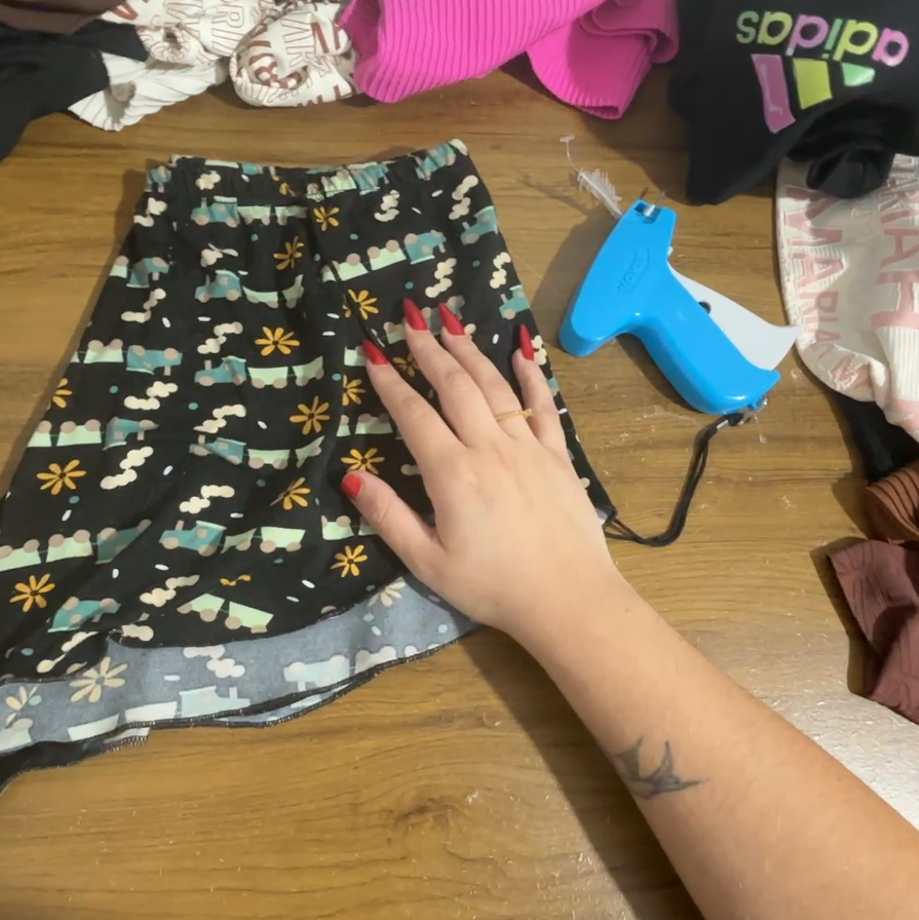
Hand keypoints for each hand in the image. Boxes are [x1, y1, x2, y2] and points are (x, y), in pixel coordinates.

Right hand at [343, 299, 623, 633]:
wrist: (568, 601)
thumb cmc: (493, 588)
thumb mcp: (428, 563)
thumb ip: (389, 517)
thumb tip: (350, 477)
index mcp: (452, 474)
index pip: (414, 415)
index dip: (389, 382)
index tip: (372, 352)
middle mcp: (489, 448)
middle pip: (455, 386)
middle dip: (429, 349)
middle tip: (410, 318)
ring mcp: (528, 448)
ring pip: (495, 386)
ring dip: (470, 351)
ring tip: (451, 321)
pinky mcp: (558, 456)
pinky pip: (542, 406)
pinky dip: (530, 375)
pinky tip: (519, 350)